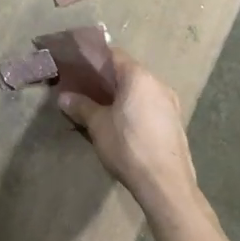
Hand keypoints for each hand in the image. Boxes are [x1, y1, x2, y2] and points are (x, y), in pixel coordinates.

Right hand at [58, 48, 198, 208]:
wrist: (166, 185)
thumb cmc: (128, 146)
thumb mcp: (97, 124)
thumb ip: (81, 106)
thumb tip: (64, 97)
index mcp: (139, 77)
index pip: (113, 54)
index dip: (93, 58)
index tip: (76, 67)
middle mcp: (158, 84)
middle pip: (127, 71)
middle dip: (105, 79)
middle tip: (83, 88)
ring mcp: (171, 104)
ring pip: (139, 89)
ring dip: (120, 94)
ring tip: (99, 107)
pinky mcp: (175, 123)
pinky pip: (149, 105)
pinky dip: (134, 107)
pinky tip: (120, 123)